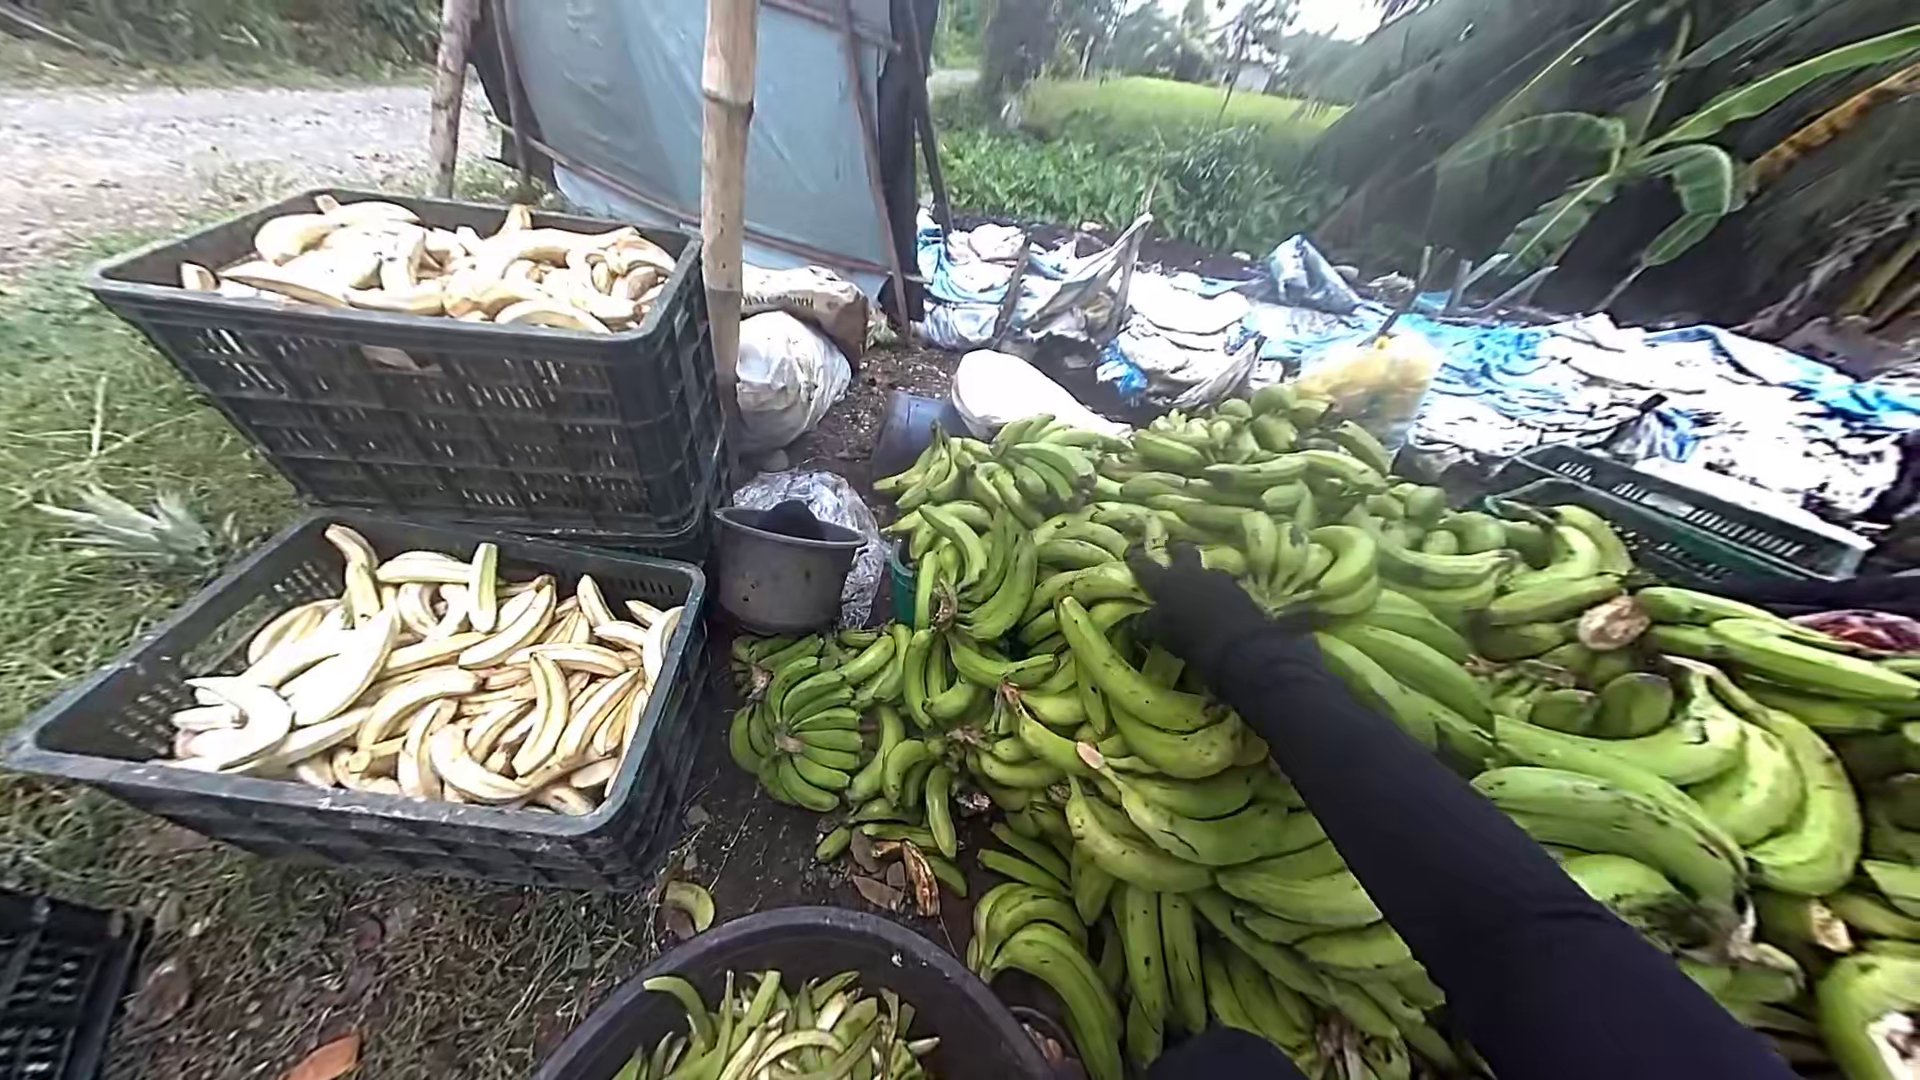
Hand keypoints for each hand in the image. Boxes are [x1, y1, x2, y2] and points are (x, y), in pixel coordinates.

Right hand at [1127, 545, 1316, 687]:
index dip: (1137, 558)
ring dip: (1203, 574)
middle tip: (1173, 551)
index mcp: (1165, 582)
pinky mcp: (1239, 590)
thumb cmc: (1188, 639)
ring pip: (1207, 568)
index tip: (1132, 551)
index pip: (1145, 565)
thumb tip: (1142, 617)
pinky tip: (1220, 600)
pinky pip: (1225, 584)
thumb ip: (1151, 620)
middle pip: (1183, 551)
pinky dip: (1220, 590)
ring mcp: (1217, 579)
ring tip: (1201, 583)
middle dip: (1177, 550)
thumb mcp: (1161, 633)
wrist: (1236, 645)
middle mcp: (1190, 574)